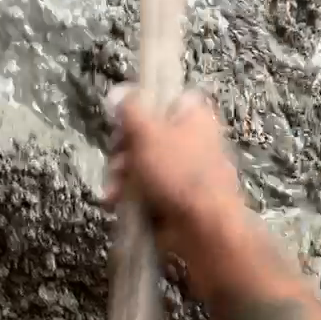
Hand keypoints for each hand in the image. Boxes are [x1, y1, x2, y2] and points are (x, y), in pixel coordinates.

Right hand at [105, 87, 246, 261]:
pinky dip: (133, 196)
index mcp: (192, 114)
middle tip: (117, 164)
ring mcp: (185, 172)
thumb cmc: (178, 173)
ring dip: (123, 178)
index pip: (162, 98)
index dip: (136, 109)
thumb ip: (130, 109)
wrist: (205, 228)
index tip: (119, 123)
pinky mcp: (178, 198)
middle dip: (123, 151)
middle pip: (146, 135)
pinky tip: (118, 204)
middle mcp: (192, 139)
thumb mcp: (148, 132)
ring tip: (115, 193)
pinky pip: (149, 190)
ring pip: (144, 165)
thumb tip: (119, 91)